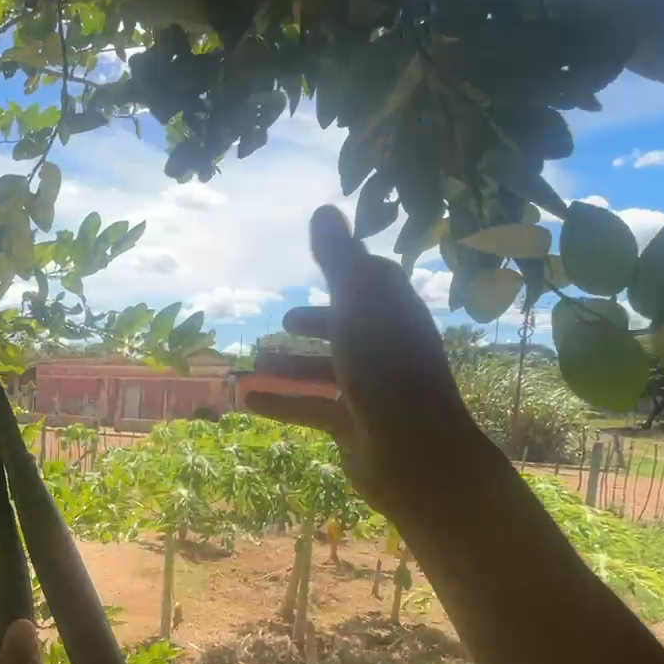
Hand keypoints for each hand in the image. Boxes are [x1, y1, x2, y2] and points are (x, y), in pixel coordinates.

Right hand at [245, 205, 489, 518]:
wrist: (414, 453)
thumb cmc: (386, 371)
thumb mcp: (356, 306)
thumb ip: (338, 260)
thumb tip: (323, 210)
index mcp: (394, 315)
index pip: (376, 282)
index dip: (350, 271)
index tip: (324, 264)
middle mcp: (386, 350)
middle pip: (350, 328)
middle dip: (319, 323)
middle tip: (287, 320)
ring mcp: (371, 391)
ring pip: (326, 371)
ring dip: (292, 365)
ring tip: (257, 363)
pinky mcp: (354, 426)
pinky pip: (312, 408)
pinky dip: (282, 402)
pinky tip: (249, 400)